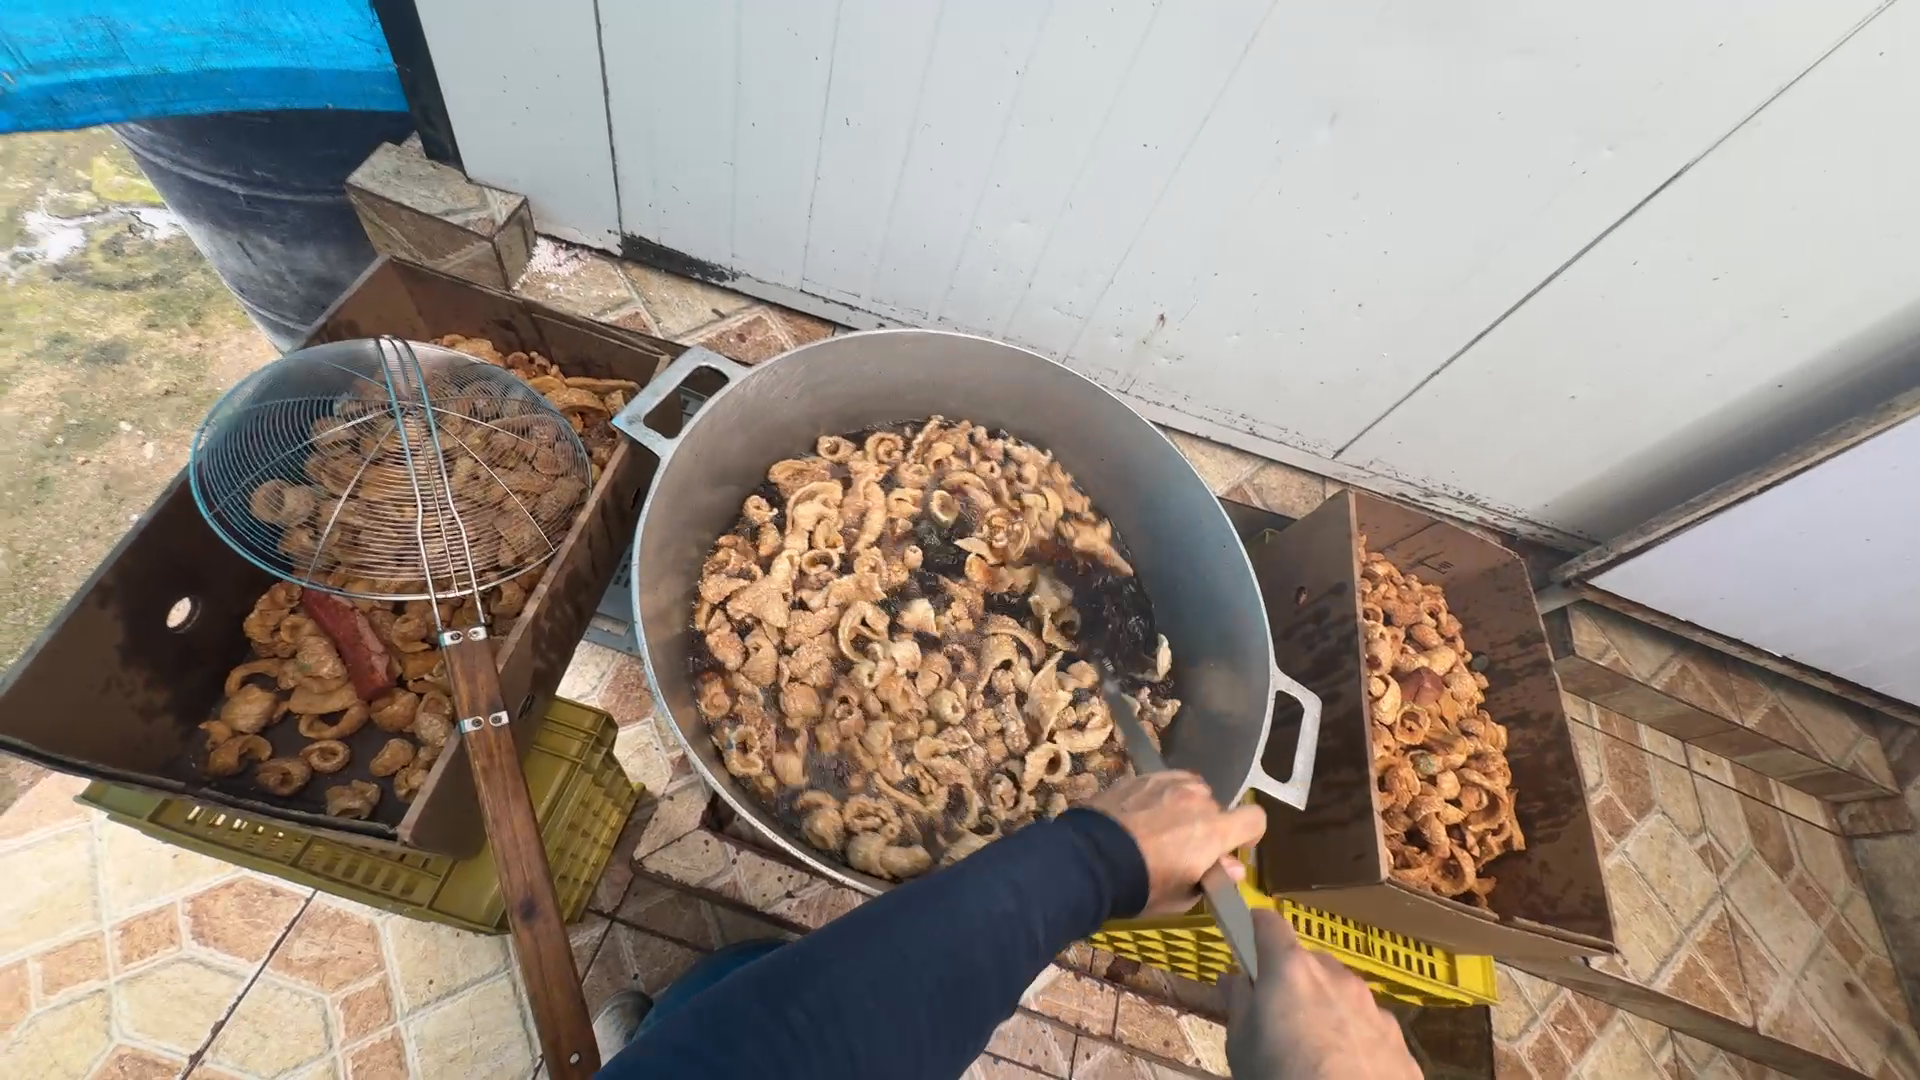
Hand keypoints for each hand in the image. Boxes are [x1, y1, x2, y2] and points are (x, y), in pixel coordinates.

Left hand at [1085, 771, 1265, 915]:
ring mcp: (1166, 782)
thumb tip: (1233, 867)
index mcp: (1213, 830)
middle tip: (1184, 846)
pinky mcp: (1139, 776)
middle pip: (1216, 806)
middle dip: (1207, 824)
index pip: (1255, 818)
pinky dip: (1160, 794)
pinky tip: (1142, 811)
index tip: (1230, 848)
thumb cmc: (1141, 885)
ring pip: (1190, 788)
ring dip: (1184, 804)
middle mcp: (1195, 799)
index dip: (1248, 834)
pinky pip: (1163, 781)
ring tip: (1162, 826)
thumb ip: (1214, 878)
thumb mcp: (1182, 896)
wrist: (1090, 859)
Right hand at [1223, 909, 1420, 1079]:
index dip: (1254, 933)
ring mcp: (1375, 1011)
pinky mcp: (1404, 1049)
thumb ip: (1239, 1001)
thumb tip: (1237, 980)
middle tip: (1280, 1019)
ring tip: (1318, 1056)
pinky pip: (1370, 1030)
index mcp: (1291, 967)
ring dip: (1328, 1010)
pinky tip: (1349, 1077)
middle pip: (1309, 961)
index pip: (1268, 921)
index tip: (1247, 953)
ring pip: (1343, 995)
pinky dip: (1358, 1043)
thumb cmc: (1281, 1079)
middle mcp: (1336, 977)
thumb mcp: (1240, 1043)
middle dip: (1294, 980)